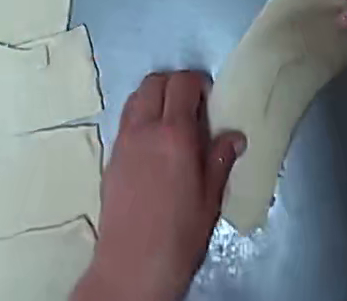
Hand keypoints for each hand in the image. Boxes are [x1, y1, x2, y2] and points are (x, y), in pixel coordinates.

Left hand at [72, 71, 245, 300]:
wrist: (132, 265)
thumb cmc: (179, 235)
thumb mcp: (209, 199)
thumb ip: (220, 160)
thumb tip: (234, 136)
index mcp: (173, 133)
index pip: (182, 84)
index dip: (197, 82)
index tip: (208, 96)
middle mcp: (144, 126)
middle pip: (155, 81)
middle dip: (174, 83)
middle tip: (191, 103)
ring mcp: (123, 137)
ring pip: (136, 95)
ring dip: (155, 94)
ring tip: (171, 117)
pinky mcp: (111, 153)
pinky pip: (126, 117)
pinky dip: (140, 113)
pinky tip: (153, 138)